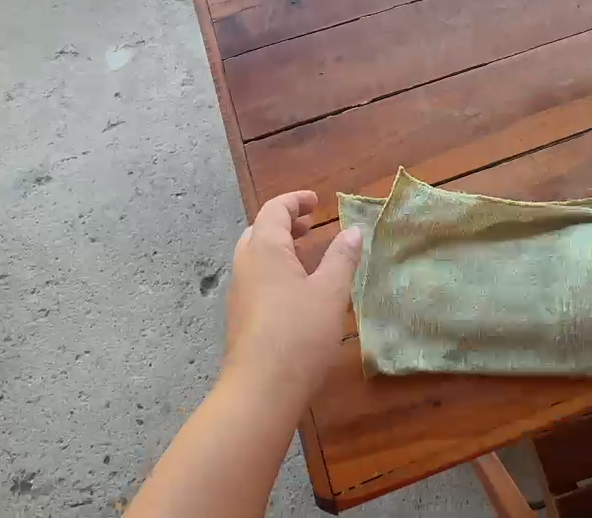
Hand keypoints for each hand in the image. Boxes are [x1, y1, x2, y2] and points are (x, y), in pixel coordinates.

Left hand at [221, 191, 362, 403]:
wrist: (260, 391)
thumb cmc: (298, 334)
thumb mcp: (330, 292)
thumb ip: (342, 258)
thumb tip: (353, 230)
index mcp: (264, 248)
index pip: (274, 210)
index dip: (294, 201)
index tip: (315, 202)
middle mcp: (245, 264)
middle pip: (260, 230)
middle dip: (285, 223)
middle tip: (309, 226)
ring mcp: (238, 293)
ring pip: (255, 256)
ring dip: (279, 248)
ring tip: (306, 256)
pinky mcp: (239, 317)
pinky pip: (255, 278)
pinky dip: (274, 270)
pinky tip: (295, 292)